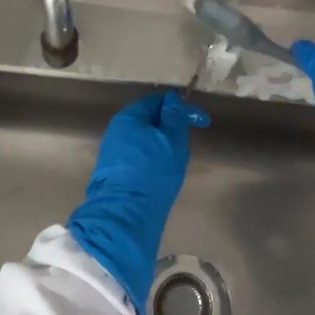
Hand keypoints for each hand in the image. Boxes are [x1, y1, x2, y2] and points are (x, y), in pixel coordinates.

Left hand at [67, 91, 209, 314]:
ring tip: (177, 161)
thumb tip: (174, 99)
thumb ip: (175, 116)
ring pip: (145, 140)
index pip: (158, 101)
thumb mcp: (172, 140)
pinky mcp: (114, 173)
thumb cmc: (152, 172)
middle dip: (171, 128)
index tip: (200, 122)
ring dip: (162, 145)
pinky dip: (153, 160)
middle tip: (188, 143)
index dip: (181, 108)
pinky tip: (161, 175)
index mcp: (129, 117)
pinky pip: (139, 158)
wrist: (125, 215)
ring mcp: (113, 152)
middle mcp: (117, 130)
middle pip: (150, 121)